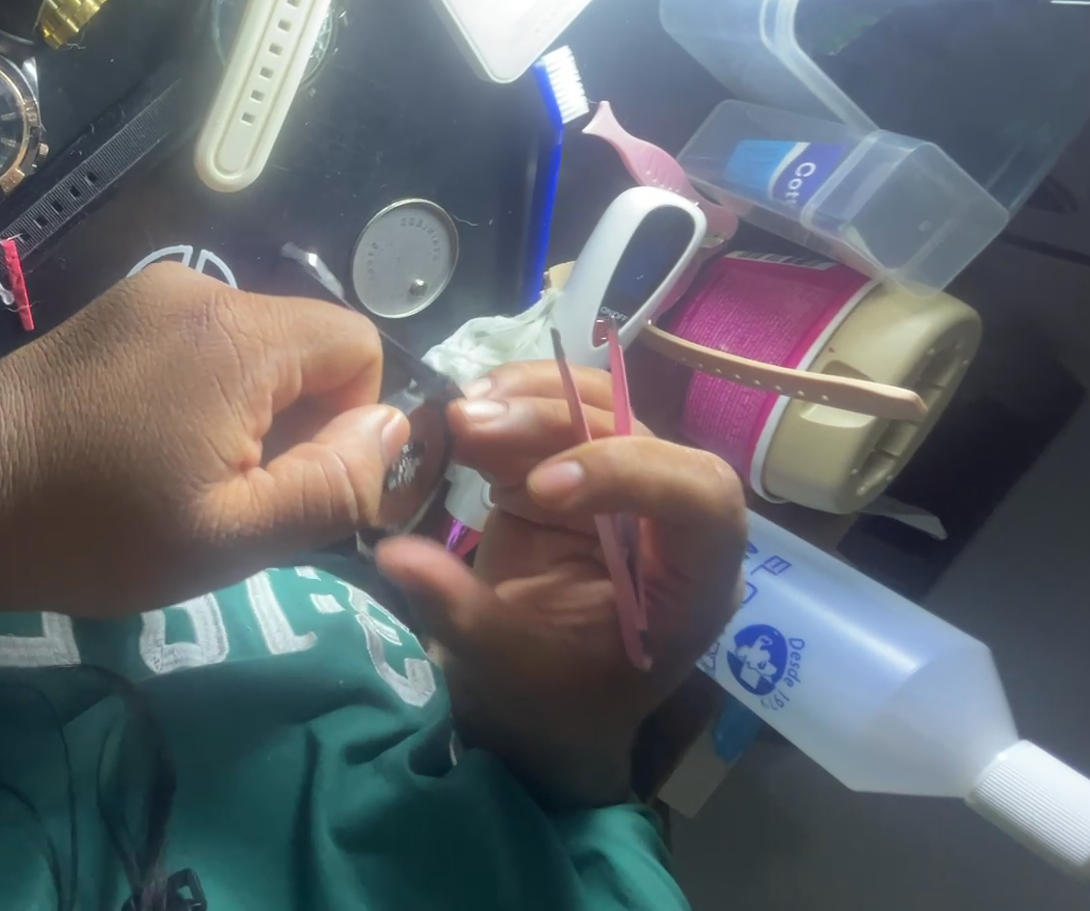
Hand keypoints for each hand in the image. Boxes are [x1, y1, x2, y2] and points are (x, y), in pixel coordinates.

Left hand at [0, 264, 411, 619]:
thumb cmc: (98, 534)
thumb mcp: (232, 536)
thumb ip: (334, 484)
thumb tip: (394, 429)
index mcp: (234, 335)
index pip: (357, 343)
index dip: (352, 417)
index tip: (296, 475)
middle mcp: (195, 287)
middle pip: (304, 342)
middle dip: (298, 415)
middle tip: (236, 483)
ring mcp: (147, 291)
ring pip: (255, 343)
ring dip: (251, 405)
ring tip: (187, 464)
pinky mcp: (115, 308)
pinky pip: (201, 338)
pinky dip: (206, 386)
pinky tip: (152, 435)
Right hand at [375, 361, 745, 805]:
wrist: (533, 691)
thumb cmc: (546, 694)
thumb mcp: (503, 661)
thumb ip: (455, 605)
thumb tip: (390, 553)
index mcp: (689, 576)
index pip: (699, 497)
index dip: (627, 472)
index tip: (536, 489)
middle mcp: (663, 516)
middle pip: (635, 432)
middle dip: (550, 418)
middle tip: (466, 421)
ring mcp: (614, 485)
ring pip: (591, 405)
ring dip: (523, 397)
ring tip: (457, 410)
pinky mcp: (565, 471)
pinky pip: (544, 418)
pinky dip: (501, 407)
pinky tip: (456, 415)